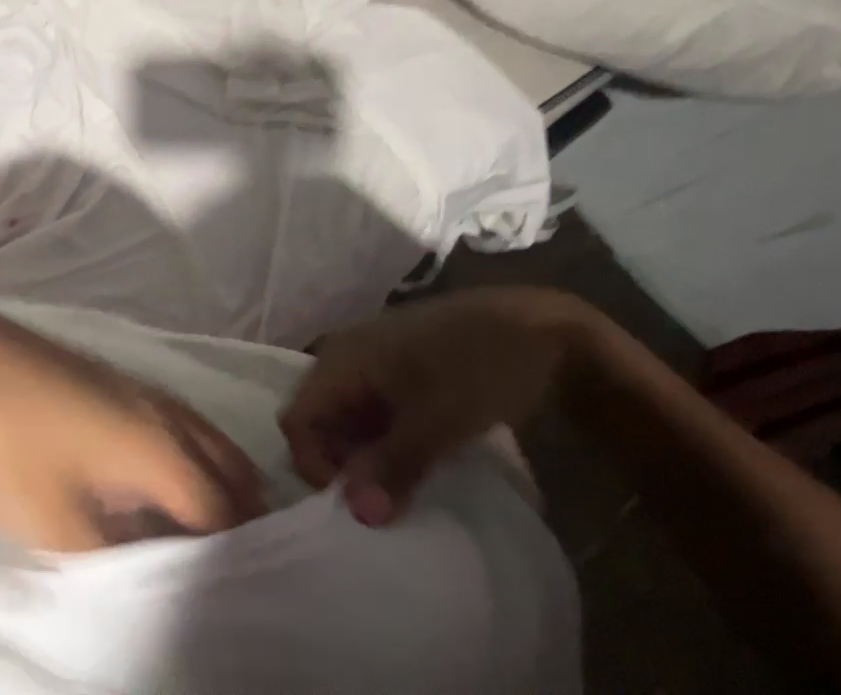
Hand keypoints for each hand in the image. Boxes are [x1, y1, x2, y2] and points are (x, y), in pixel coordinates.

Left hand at [0, 295, 267, 552]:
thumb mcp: (48, 521)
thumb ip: (112, 554)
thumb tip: (153, 563)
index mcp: (158, 445)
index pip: (225, 509)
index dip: (236, 553)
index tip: (236, 591)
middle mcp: (158, 408)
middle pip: (226, 464)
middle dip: (240, 512)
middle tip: (228, 562)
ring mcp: (127, 384)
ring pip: (196, 436)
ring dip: (210, 479)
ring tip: (194, 528)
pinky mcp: (97, 374)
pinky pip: (164, 421)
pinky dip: (177, 455)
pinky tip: (143, 480)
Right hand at [279, 288, 583, 525]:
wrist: (544, 326)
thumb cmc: (481, 366)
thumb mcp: (439, 422)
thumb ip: (392, 466)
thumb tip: (358, 514)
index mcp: (341, 359)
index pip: (297, 420)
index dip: (315, 464)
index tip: (359, 499)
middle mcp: (343, 354)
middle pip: (318, 419)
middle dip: (343, 463)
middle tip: (385, 496)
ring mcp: (371, 358)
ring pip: (346, 416)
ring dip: (367, 454)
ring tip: (405, 480)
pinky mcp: (397, 366)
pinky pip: (371, 408)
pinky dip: (385, 437)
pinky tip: (419, 454)